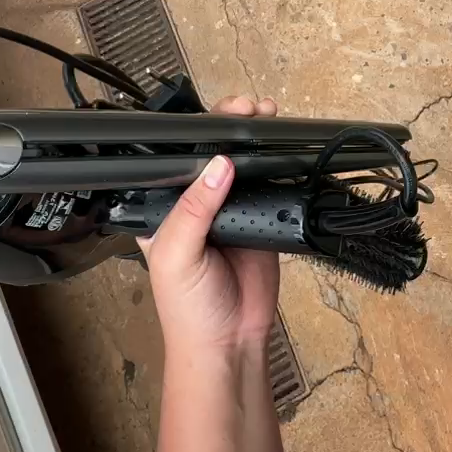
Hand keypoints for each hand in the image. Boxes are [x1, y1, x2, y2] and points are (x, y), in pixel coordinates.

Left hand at [137, 95, 281, 354]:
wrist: (232, 341)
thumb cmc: (188, 309)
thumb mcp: (177, 257)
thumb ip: (195, 211)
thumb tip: (219, 165)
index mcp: (166, 208)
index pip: (178, 161)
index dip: (196, 135)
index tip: (220, 115)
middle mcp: (198, 204)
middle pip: (214, 155)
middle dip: (231, 126)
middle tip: (252, 109)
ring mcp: (232, 210)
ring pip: (244, 164)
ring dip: (256, 139)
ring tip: (270, 115)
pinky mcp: (262, 218)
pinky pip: (271, 185)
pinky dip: (280, 165)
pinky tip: (285, 147)